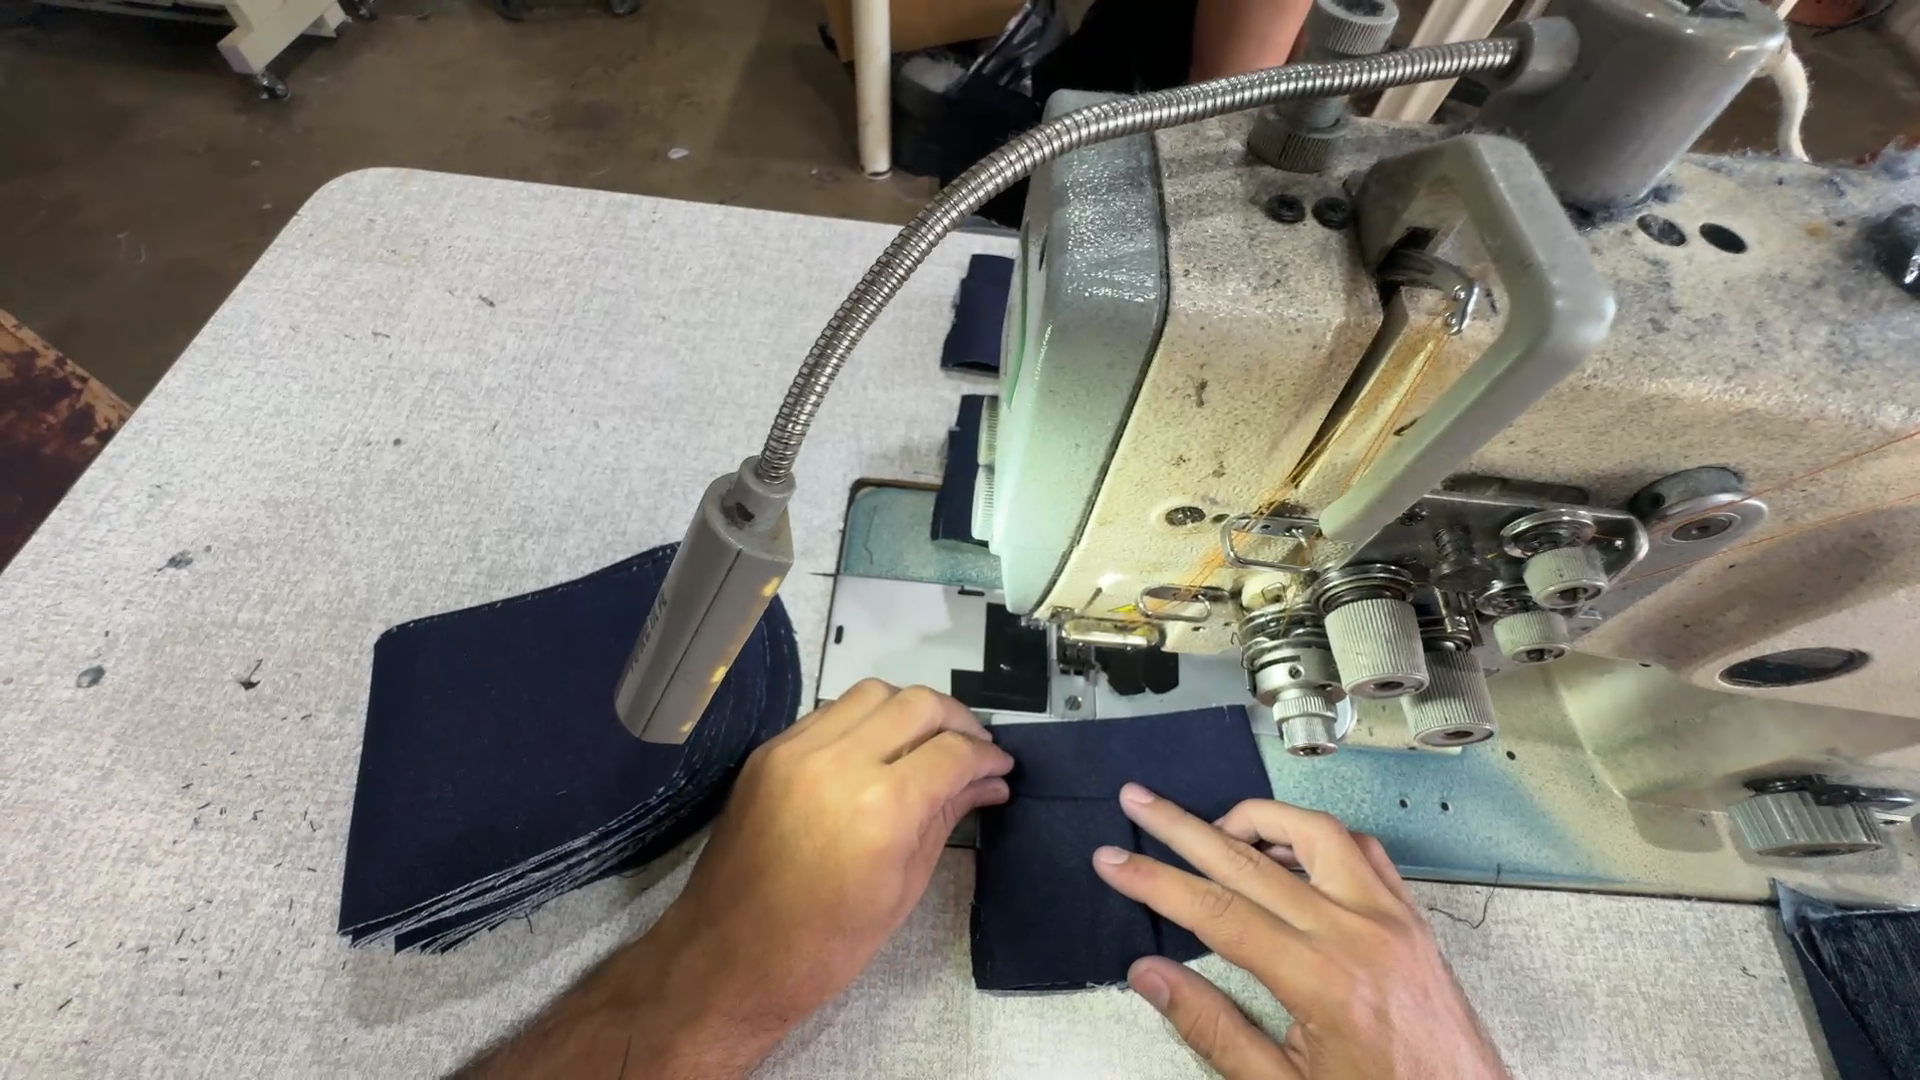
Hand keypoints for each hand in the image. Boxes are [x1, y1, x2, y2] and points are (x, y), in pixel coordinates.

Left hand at [661, 679, 1013, 1035]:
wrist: (726, 960)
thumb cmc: (825, 946)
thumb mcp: (903, 889)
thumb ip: (947, 817)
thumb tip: (990, 782)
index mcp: (881, 809)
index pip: (953, 753)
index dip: (987, 756)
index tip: (1001, 765)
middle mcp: (840, 762)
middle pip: (918, 704)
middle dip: (958, 719)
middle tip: (974, 745)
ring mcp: (798, 749)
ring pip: (873, 692)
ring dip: (911, 708)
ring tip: (928, 738)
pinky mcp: (771, 750)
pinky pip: (832, 711)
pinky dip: (866, 718)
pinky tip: (878, 746)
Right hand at [1092, 785, 1507, 1079]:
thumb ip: (1212, 1028)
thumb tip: (1149, 974)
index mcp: (1324, 982)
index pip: (1216, 912)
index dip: (1155, 881)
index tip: (1113, 860)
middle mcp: (1358, 934)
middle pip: (1248, 856)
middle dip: (1181, 826)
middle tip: (1139, 800)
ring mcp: (1391, 918)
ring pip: (1312, 830)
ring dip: (1255, 819)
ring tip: (1214, 826)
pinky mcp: (1412, 919)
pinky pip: (1362, 849)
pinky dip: (1314, 835)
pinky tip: (1288, 848)